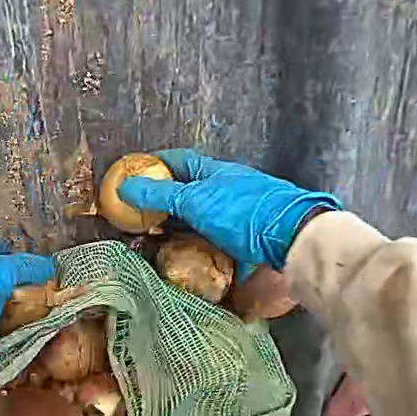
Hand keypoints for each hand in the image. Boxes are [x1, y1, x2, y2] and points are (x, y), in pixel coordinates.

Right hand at [116, 149, 340, 269]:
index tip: (133, 176)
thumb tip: (125, 186)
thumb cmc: (242, 212)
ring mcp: (240, 210)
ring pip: (204, 214)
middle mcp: (228, 186)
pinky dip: (202, 243)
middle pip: (190, 189)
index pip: (178, 161)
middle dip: (166, 201)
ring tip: (162, 238)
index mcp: (214, 171)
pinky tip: (194, 254)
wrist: (290, 236)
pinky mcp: (249, 234)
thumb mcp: (195, 201)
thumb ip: (160, 195)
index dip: (154, 165)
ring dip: (184, 224)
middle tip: (142, 216)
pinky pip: (218, 236)